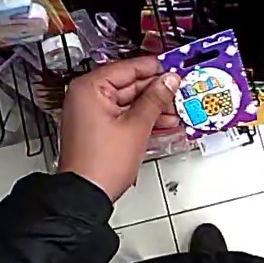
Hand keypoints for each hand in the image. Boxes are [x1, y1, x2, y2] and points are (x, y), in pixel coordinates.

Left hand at [58, 57, 179, 200]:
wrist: (86, 194)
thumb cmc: (100, 164)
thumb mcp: (137, 126)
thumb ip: (155, 99)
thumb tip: (168, 80)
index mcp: (89, 88)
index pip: (128, 68)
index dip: (154, 69)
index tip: (172, 70)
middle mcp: (85, 96)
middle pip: (128, 84)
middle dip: (156, 91)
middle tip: (177, 92)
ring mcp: (90, 113)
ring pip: (128, 101)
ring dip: (152, 106)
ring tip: (174, 110)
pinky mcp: (96, 128)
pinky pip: (123, 115)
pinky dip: (141, 118)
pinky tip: (161, 122)